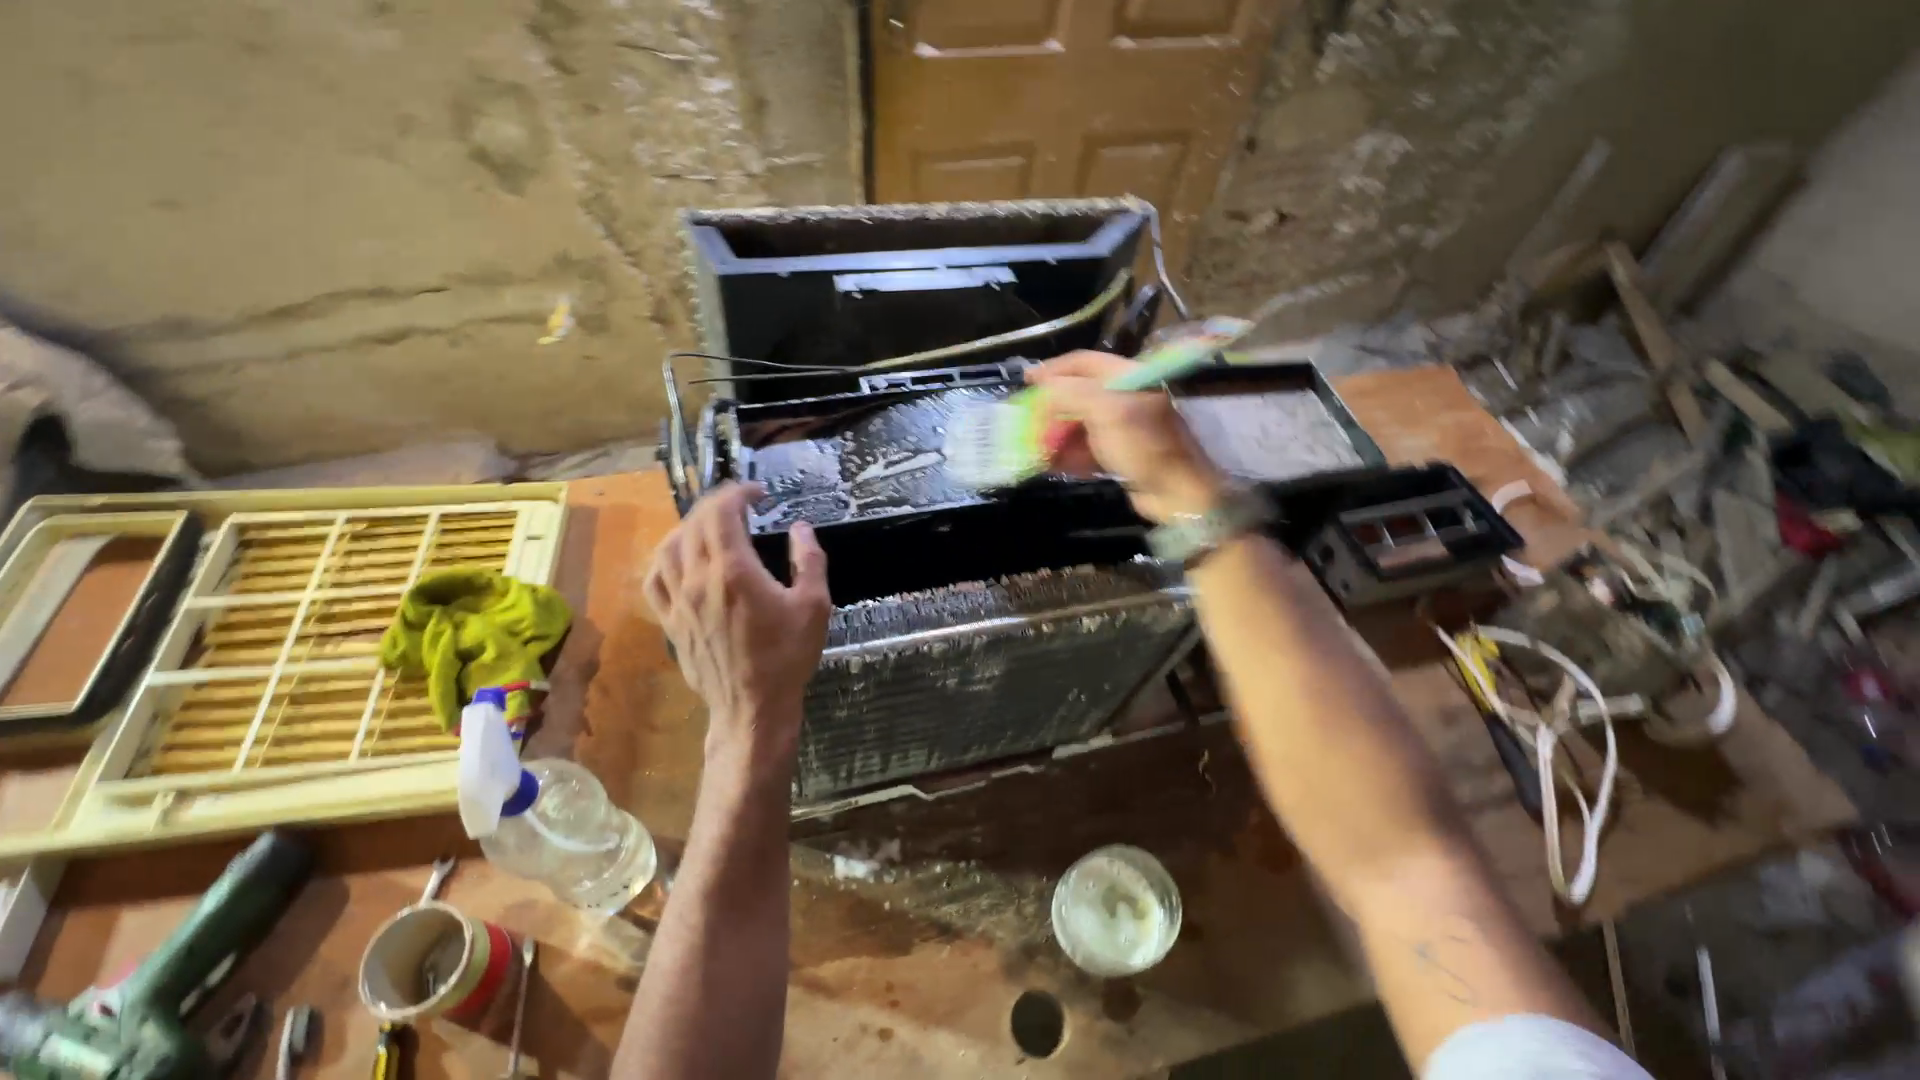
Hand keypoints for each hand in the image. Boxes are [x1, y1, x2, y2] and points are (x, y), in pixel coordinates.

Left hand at [643, 483, 830, 761]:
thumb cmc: (787, 658)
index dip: (738, 493)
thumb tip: (801, 528)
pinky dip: (666, 557)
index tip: (759, 494)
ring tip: (713, 527)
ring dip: (691, 526)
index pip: (722, 512)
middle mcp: (698, 579)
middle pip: (695, 523)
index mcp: (733, 571)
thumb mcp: (814, 606)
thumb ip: (809, 560)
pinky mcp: (669, 620)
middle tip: (742, 505)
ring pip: (669, 545)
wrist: (752, 708)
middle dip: (718, 504)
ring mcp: (678, 600)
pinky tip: (681, 558)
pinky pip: (655, 578)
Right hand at [1028, 350, 1229, 523]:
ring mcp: (1125, 428)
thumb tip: (1043, 391)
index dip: (1053, 370)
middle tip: (1027, 422)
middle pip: (1078, 395)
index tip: (1026, 382)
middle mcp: (1127, 398)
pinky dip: (1069, 454)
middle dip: (1051, 410)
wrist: (1177, 494)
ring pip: (1080, 425)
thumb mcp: (1106, 411)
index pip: (1084, 363)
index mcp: (1129, 377)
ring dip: (1056, 436)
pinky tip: (1051, 464)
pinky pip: (1088, 448)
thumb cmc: (1143, 446)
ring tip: (1035, 448)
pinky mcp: (1123, 454)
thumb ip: (1070, 394)